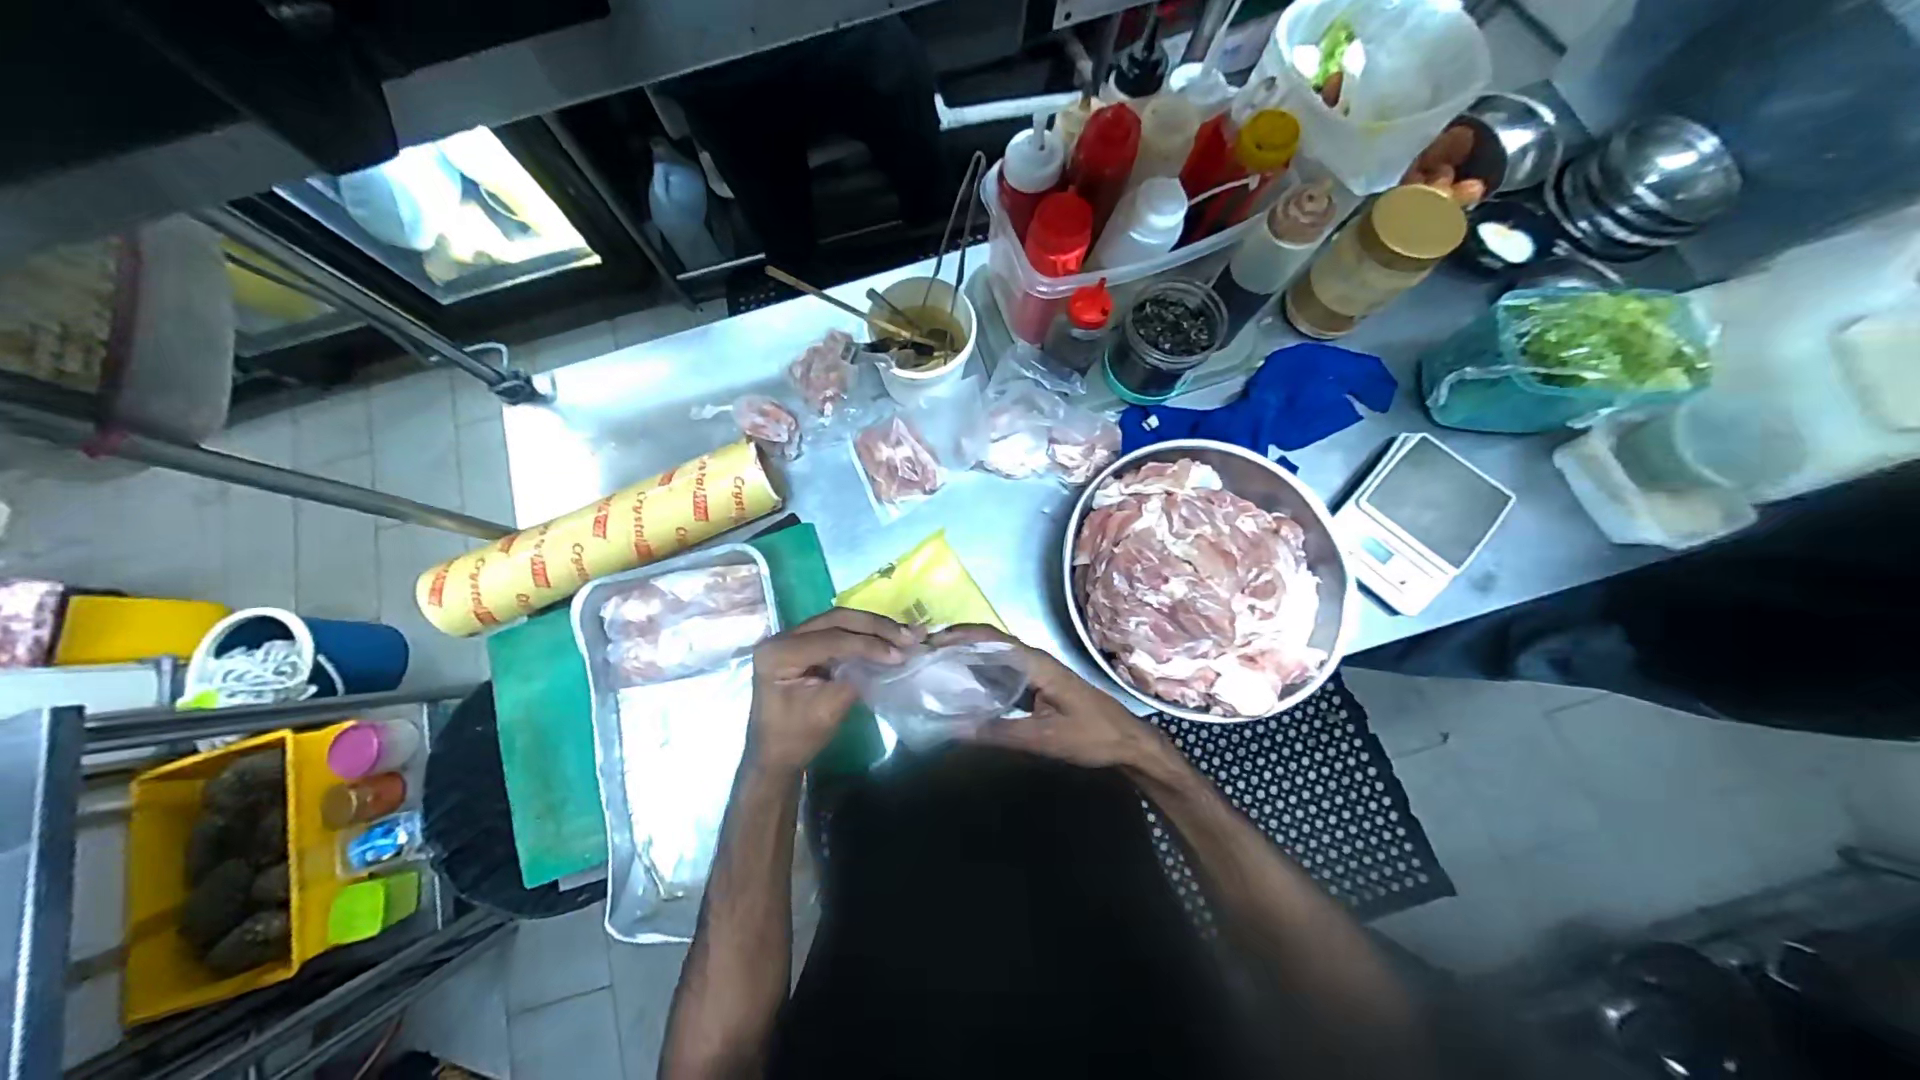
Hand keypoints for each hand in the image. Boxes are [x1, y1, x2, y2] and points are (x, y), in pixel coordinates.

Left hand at [746, 608, 921, 774]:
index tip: (901, 654)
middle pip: (836, 619)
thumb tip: (887, 658)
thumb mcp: (828, 709)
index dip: (869, 644)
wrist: (776, 756)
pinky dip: (864, 634)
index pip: (832, 638)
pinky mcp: (804, 644)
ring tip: (906, 634)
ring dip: (874, 627)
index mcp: (779, 652)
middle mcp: (782, 637)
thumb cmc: (797, 737)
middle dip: (876, 626)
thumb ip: (854, 678)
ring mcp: (792, 638)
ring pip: (839, 620)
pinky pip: (837, 630)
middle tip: (909, 636)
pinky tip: (888, 637)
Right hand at [931, 625, 1169, 773]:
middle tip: (919, 656)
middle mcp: (1033, 660)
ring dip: (964, 659)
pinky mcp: (1037, 686)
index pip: (989, 639)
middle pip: (987, 643)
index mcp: (1035, 663)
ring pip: (993, 658)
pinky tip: (961, 690)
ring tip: (931, 668)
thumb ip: (999, 732)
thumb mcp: (1043, 739)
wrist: (1128, 744)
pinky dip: (979, 677)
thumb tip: (953, 729)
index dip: (957, 637)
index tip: (926, 644)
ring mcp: (1035, 672)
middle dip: (954, 645)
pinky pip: (1002, 674)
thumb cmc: (1092, 736)